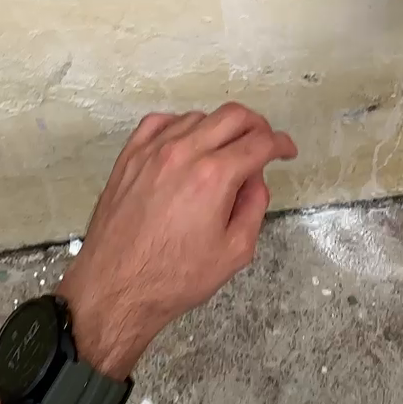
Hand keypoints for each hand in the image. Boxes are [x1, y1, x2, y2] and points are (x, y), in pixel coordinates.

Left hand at [56, 103, 297, 377]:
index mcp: (214, 176)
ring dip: (220, 128)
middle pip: (233, 115)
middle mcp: (185, 151)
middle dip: (257, 126)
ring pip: (199, 116)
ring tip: (224, 154)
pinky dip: (181, 125)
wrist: (115, 288)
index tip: (287, 150)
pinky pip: (161, 121)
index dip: (281, 143)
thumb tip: (255, 179)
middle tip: (263, 145)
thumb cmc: (176, 278)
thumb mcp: (234, 253)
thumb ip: (254, 208)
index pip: (259, 142)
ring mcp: (153, 149)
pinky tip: (186, 144)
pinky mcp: (130, 154)